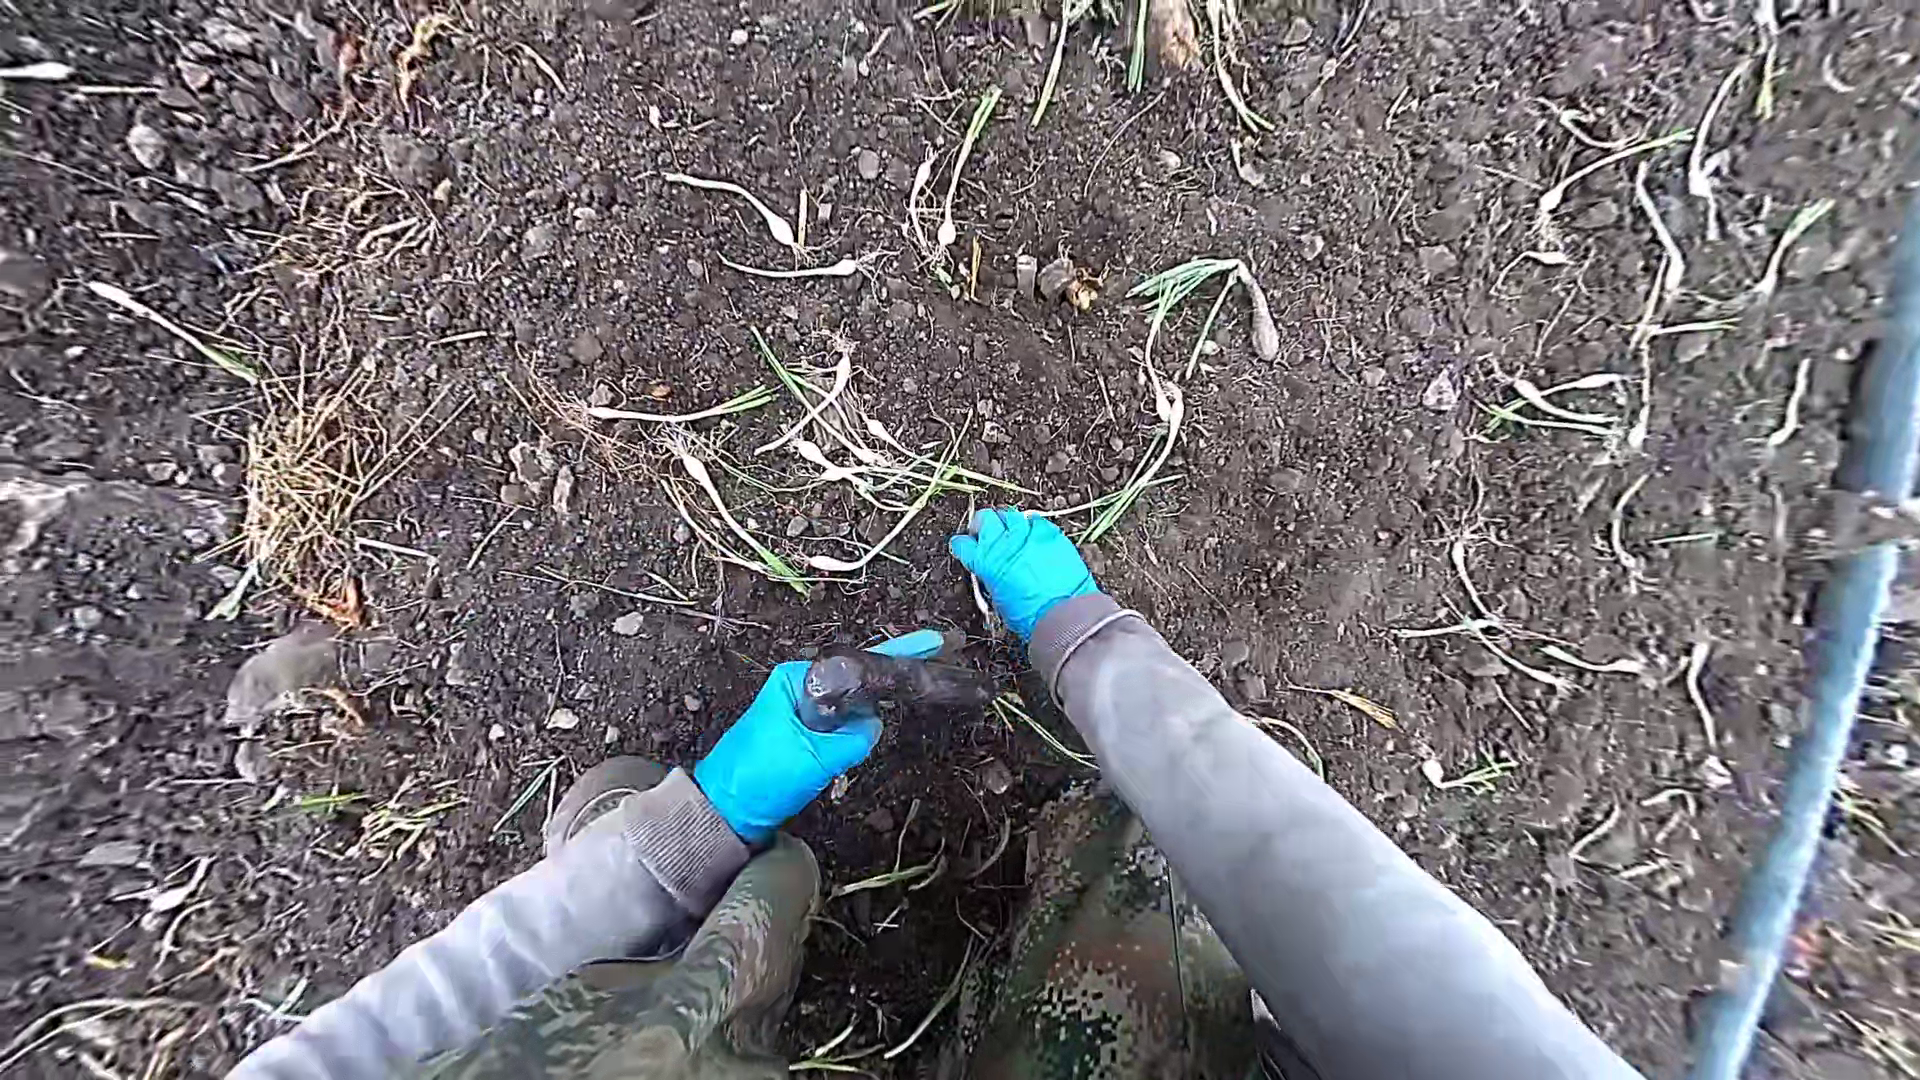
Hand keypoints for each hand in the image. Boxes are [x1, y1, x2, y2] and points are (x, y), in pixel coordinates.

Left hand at [694, 629, 945, 843]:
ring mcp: (800, 708)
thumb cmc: (761, 777)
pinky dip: (856, 726)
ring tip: (908, 696)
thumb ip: (853, 738)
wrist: (726, 812)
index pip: (854, 662)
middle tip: (930, 670)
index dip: (895, 653)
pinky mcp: (803, 730)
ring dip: (871, 706)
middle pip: (855, 676)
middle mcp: (799, 686)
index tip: (929, 643)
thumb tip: (875, 723)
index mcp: (796, 680)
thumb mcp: (815, 758)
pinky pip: (839, 720)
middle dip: (888, 677)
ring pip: (849, 701)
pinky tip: (872, 727)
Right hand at [949, 507, 1097, 641]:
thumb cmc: (1030, 615)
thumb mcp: (998, 599)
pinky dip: (1033, 528)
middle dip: (984, 524)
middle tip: (989, 534)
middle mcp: (1002, 542)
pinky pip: (1035, 521)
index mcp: (985, 561)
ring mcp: (1026, 534)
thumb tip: (991, 570)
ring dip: (1009, 524)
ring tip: (1015, 537)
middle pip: (984, 517)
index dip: (964, 545)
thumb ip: (991, 577)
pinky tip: (1035, 540)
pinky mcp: (1048, 532)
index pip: (962, 543)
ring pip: (1010, 514)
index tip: (967, 546)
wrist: (1061, 611)